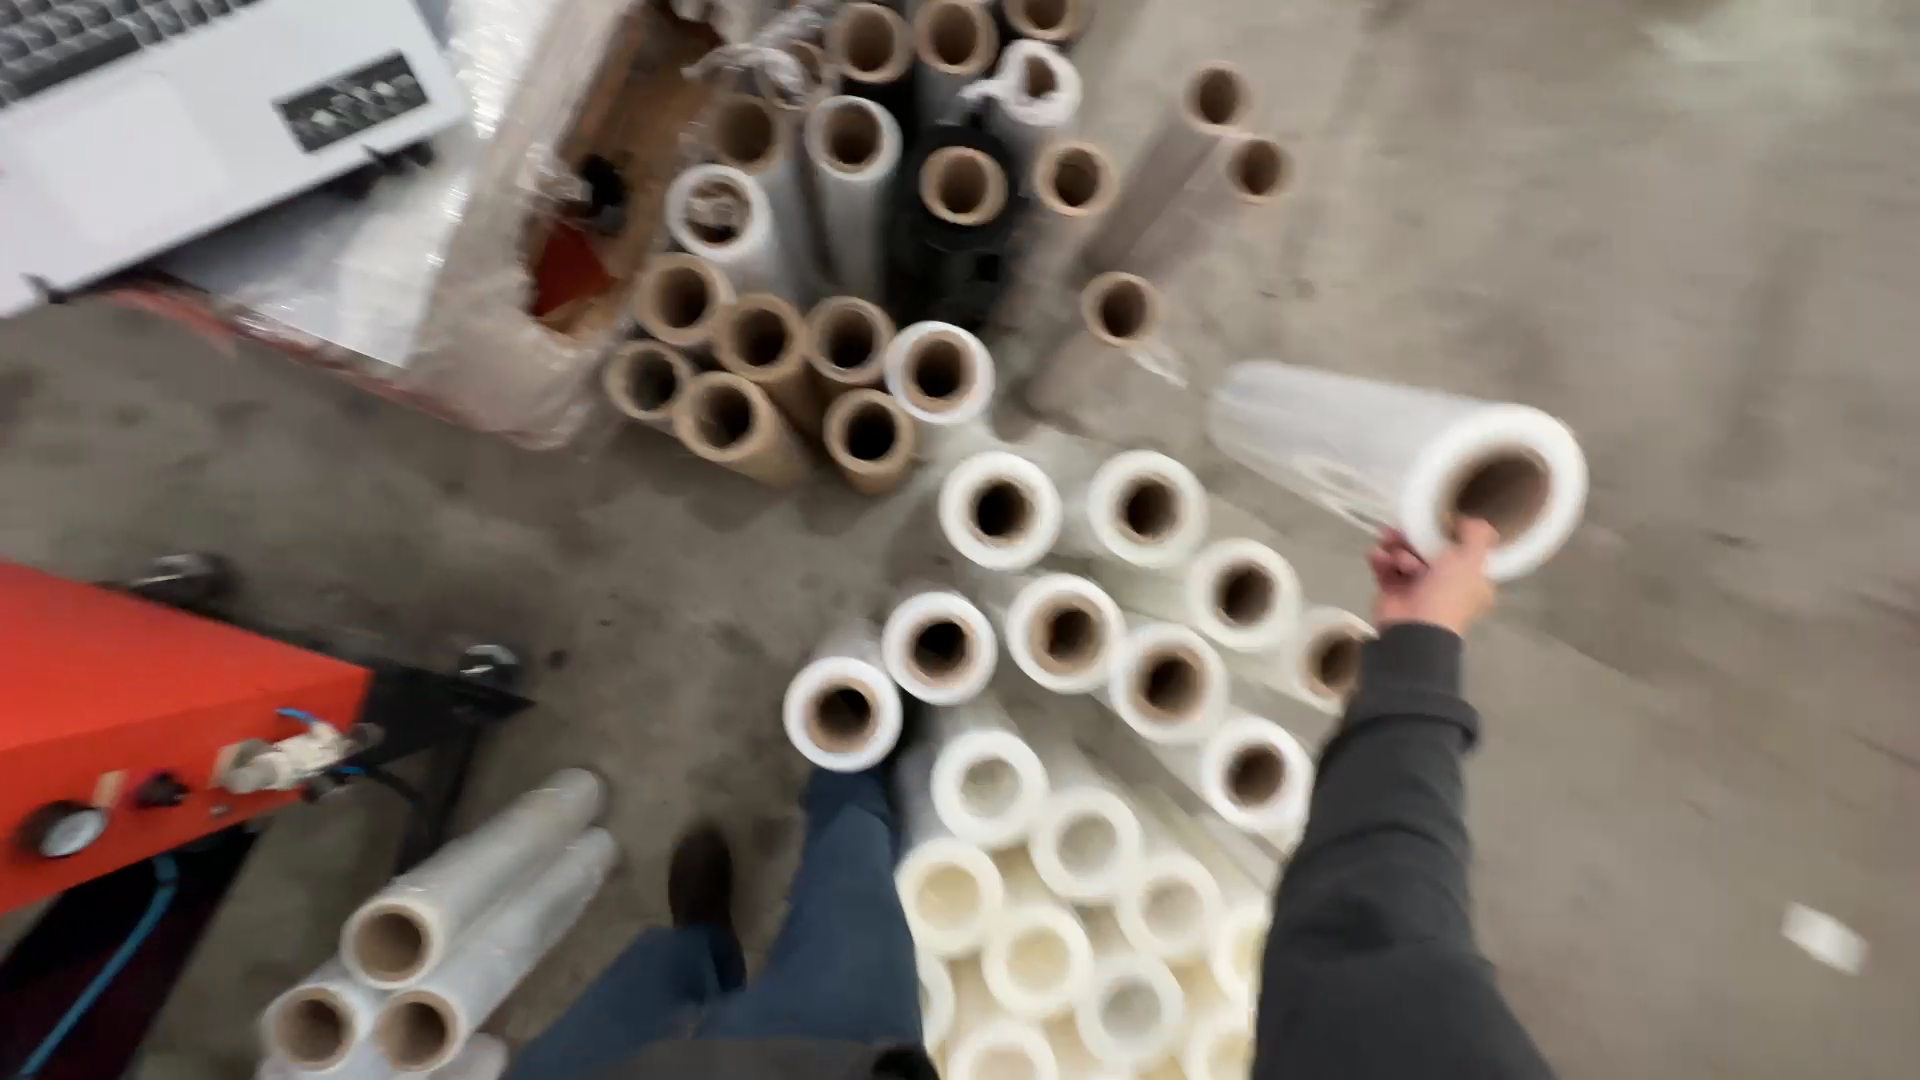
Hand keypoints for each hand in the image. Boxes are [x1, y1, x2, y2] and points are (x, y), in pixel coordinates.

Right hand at [1367, 519, 1498, 634]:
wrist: (1415, 627)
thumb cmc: (1448, 593)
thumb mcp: (1471, 560)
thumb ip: (1476, 536)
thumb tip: (1471, 519)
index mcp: (1468, 577)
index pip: (1458, 548)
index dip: (1444, 533)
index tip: (1432, 521)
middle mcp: (1444, 581)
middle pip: (1427, 549)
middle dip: (1411, 538)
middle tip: (1398, 530)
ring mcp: (1416, 586)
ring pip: (1403, 556)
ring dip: (1394, 547)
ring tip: (1385, 543)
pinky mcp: (1391, 590)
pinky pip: (1384, 568)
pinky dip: (1379, 559)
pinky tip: (1375, 554)